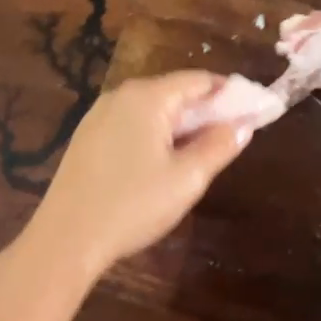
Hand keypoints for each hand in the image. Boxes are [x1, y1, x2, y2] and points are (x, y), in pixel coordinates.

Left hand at [24, 71, 249, 275]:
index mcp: (147, 97)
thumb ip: (219, 146)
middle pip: (175, 92)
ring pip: (153, 109)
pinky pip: (132, 124)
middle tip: (233, 135)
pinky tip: (164, 161)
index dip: (231, 93)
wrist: (65, 239)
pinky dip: (156, 134)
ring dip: (182, 124)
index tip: (255, 110)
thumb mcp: (187, 179)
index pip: (200, 80)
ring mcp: (99, 115)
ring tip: (204, 151)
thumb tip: (243, 125)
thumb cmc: (132, 205)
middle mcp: (121, 95)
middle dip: (207, 110)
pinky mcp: (87, 137)